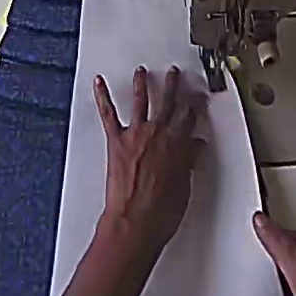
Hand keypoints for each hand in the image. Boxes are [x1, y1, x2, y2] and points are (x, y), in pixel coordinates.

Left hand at [95, 66, 206, 253]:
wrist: (134, 224)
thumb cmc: (160, 213)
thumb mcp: (184, 187)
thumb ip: (189, 162)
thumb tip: (195, 149)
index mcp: (178, 143)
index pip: (189, 118)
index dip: (194, 106)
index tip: (196, 98)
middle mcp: (159, 133)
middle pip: (168, 102)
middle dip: (173, 85)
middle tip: (175, 73)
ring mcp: (137, 134)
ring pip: (141, 101)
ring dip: (142, 83)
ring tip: (141, 71)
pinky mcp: (117, 140)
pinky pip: (108, 114)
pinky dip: (102, 97)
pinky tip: (99, 84)